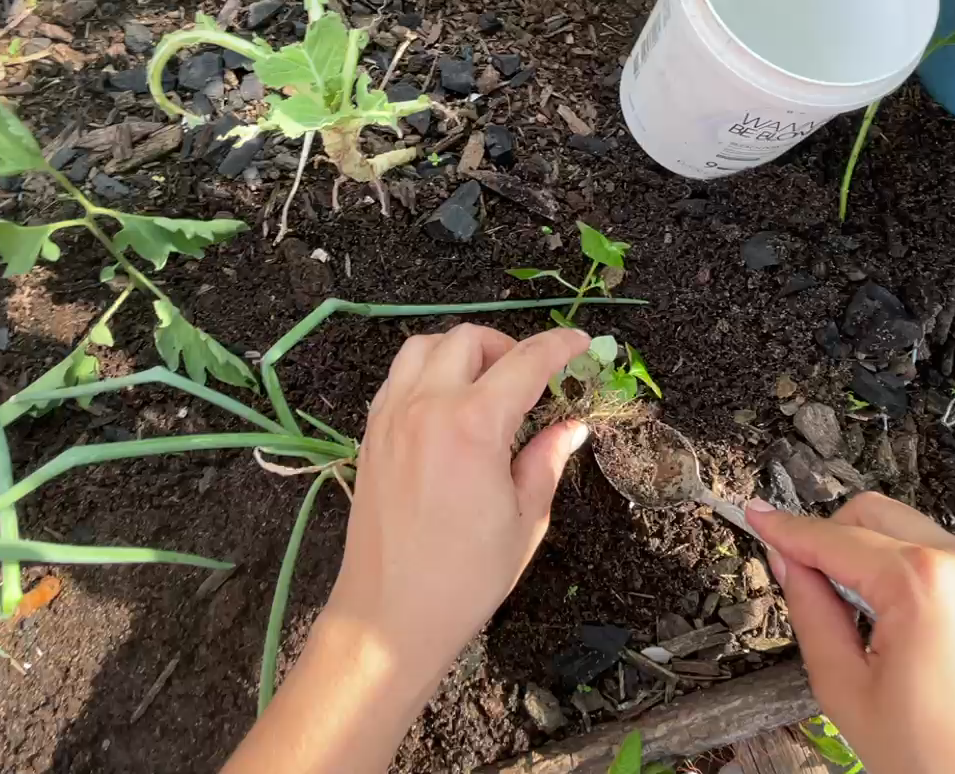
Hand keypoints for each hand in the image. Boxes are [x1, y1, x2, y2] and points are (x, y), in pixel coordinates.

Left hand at [327, 323, 592, 684]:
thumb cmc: (464, 577)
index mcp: (472, 424)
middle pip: (469, 339)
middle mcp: (427, 405)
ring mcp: (392, 415)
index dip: (560, 346)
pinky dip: (427, 371)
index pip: (525, 362)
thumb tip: (571, 426)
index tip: (582, 342)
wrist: (388, 615)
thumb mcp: (524, 519)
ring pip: (425, 345)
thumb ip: (546, 459)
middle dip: (508, 347)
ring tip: (484, 384)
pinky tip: (445, 404)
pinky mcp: (371, 432)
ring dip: (461, 350)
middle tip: (531, 380)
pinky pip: (398, 375)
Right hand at [745, 493, 954, 773]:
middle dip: (835, 535)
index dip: (785, 527)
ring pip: (919, 534)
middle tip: (814, 578)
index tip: (757, 515)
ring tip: (874, 621)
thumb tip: (789, 562)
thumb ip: (811, 612)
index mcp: (920, 584)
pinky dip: (927, 579)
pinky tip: (923, 636)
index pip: (831, 538)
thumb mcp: (848, 692)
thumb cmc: (942, 771)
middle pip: (875, 514)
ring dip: (881, 557)